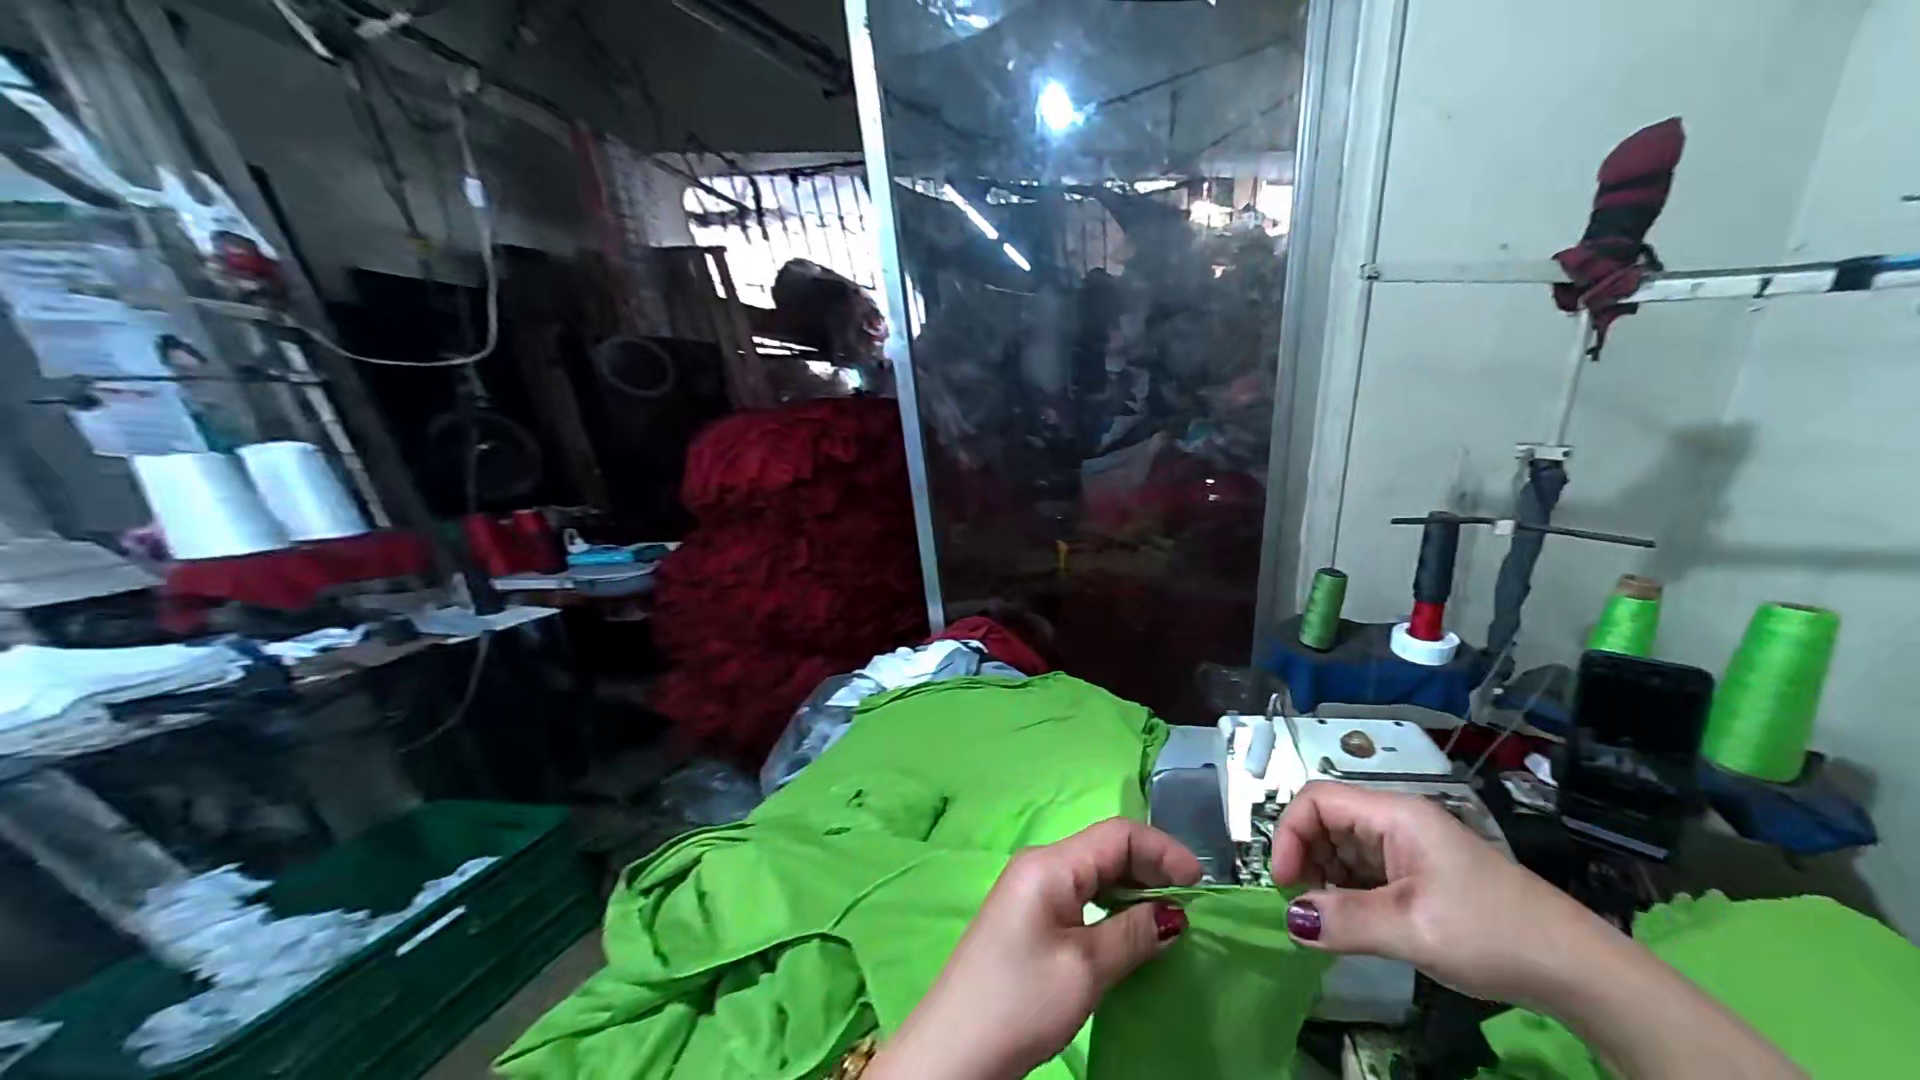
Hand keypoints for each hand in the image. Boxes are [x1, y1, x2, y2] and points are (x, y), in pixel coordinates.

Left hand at [868, 818, 1201, 1079]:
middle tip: (1191, 902)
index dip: (1162, 849)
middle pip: (1105, 848)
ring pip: (1094, 871)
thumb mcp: (1085, 969)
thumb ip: (1133, 933)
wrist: (955, 1047)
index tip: (1200, 882)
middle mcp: (1039, 865)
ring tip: (1169, 916)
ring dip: (1133, 887)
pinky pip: (1080, 894)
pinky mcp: (1029, 915)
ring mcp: (1031, 889)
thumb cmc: (1021, 1000)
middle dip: (1151, 867)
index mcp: (1050, 864)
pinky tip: (1130, 928)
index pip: (1117, 834)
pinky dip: (1111, 905)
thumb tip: (1173, 913)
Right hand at [1270, 782, 1622, 1006]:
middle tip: (1305, 905)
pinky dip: (1348, 892)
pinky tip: (1356, 923)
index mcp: (1395, 814)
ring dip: (1325, 879)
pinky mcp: (1418, 874)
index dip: (1289, 833)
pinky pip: (1364, 871)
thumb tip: (1290, 921)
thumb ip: (1345, 920)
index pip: (1317, 800)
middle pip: (1326, 821)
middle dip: (1305, 858)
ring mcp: (1409, 848)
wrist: (1580, 972)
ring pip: (1342, 848)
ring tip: (1332, 920)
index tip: (1284, 882)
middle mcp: (1397, 821)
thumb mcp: (1413, 929)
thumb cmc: (1493, 934)